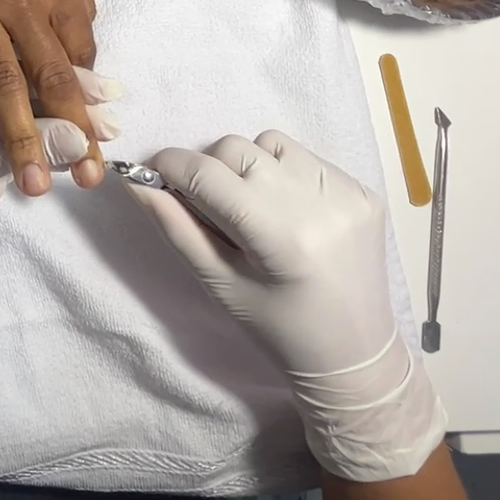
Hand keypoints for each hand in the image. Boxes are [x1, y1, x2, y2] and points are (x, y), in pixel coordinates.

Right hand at [0, 0, 100, 197]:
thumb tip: (79, 52)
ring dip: (19, 136)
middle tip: (85, 178)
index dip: (85, 93)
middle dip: (72, 133)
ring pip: (0, 84)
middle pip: (51, 79)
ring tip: (32, 183)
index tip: (88, 128)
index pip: (79, 54)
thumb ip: (75, 0)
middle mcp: (20, 3)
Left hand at [0, 64, 120, 312]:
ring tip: (110, 131)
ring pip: (35, 120)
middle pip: (34, 96)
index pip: (22, 75)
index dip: (65, 86)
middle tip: (114, 116)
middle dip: (75, 106)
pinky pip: (29, 147)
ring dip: (70, 127)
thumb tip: (83, 136)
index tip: (106, 95)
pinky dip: (55, 149)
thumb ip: (28, 145)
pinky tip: (81, 150)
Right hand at [128, 132, 446, 482]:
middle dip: (209, 169)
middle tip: (213, 208)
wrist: (357, 356)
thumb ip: (175, 226)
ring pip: (267, 143)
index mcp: (280, 236)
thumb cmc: (277, 327)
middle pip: (233, 149)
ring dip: (248, 165)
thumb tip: (135, 181)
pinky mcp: (364, 190)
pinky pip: (303, 155)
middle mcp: (318, 205)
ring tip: (255, 207)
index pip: (205, 173)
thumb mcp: (218, 283)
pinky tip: (288, 209)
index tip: (154, 177)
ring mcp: (346, 193)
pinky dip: (282, 172)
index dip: (169, 167)